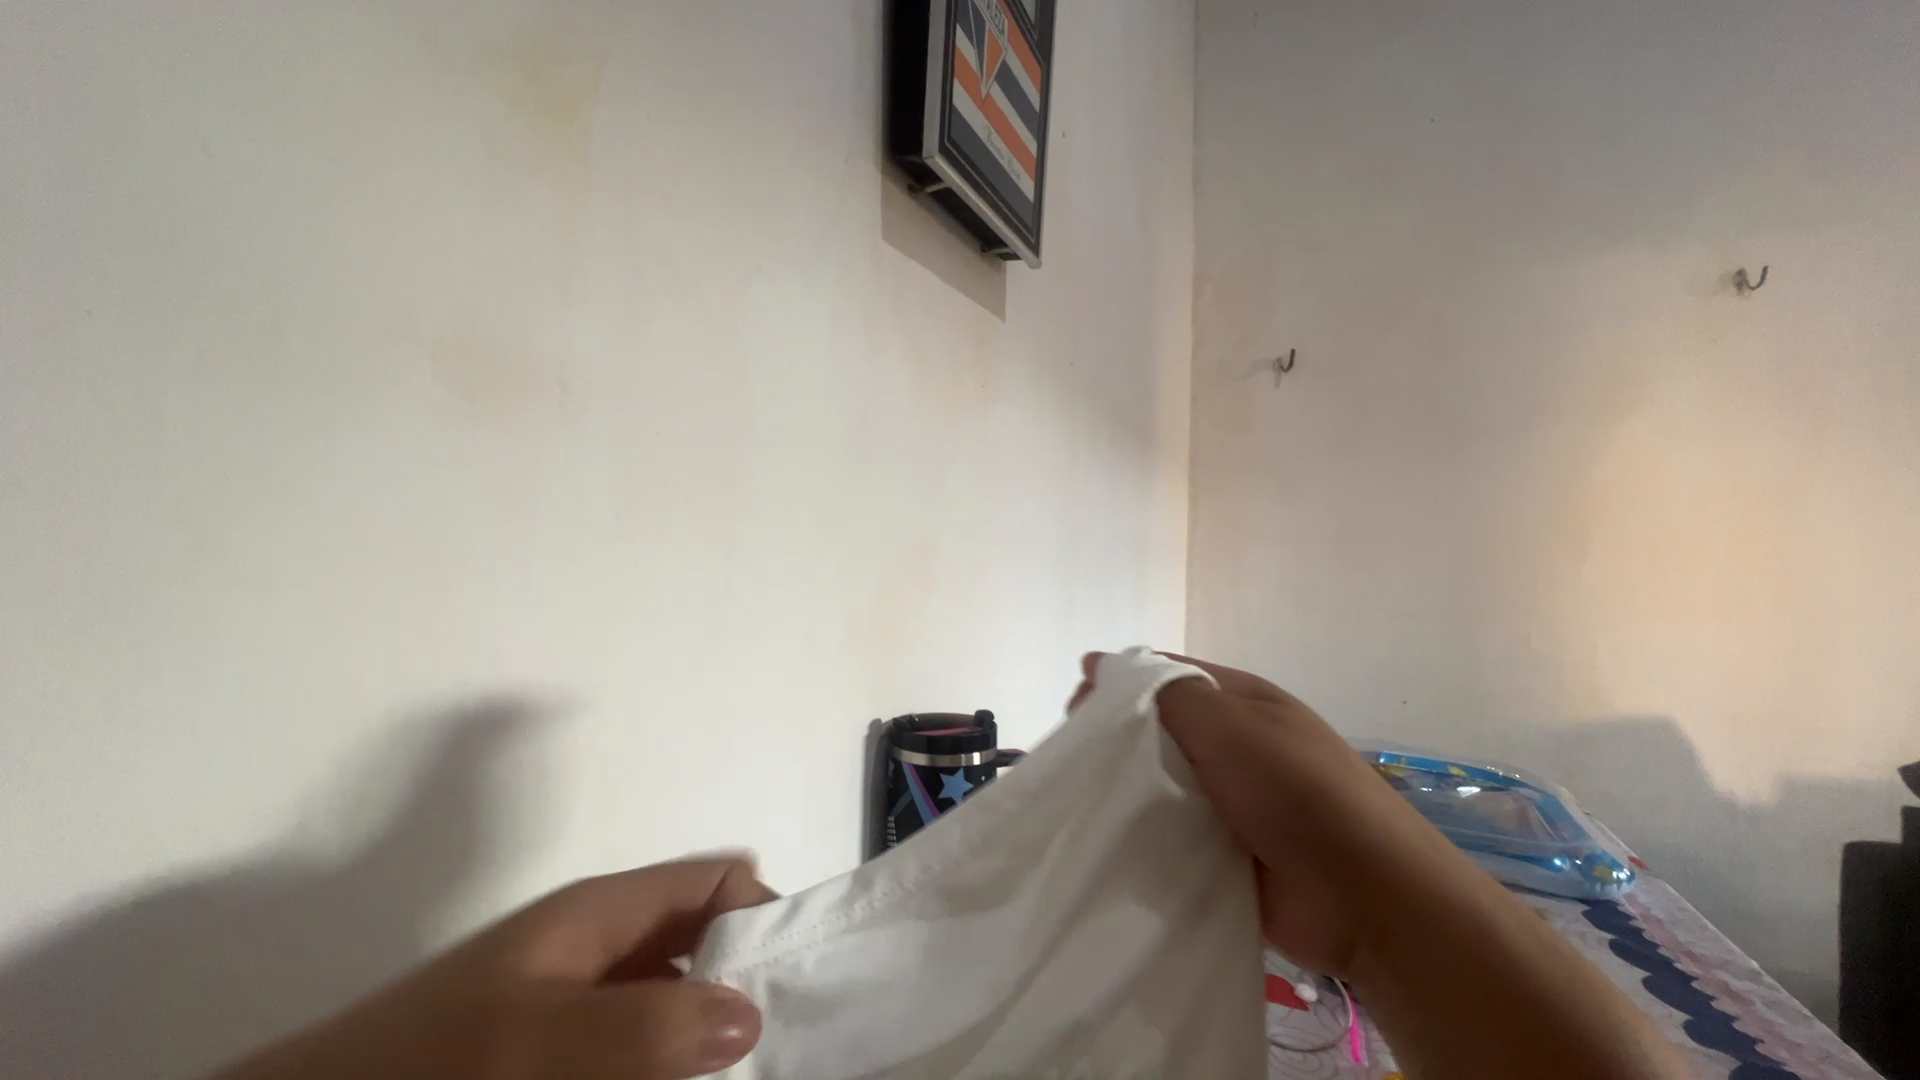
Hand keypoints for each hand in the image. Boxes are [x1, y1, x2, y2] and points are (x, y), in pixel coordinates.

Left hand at [211, 858, 774, 1079]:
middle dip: (749, 979)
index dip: (766, 914)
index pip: (721, 879)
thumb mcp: (534, 1046)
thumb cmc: (425, 1067)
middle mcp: (603, 942)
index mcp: (606, 911)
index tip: (797, 985)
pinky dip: (670, 1061)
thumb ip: (644, 1028)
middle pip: (708, 936)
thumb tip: (752, 1011)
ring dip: (712, 1028)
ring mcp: (580, 995)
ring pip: (678, 994)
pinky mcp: (560, 1044)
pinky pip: (641, 1042)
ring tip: (746, 1070)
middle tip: (786, 1042)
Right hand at [1078, 651, 1691, 1079]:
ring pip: (1159, 784)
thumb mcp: (1229, 725)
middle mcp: (1233, 745)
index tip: (1074, 708)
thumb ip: (1163, 693)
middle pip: (1157, 731)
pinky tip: (1106, 842)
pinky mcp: (1222, 852)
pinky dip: (1142, 834)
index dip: (1116, 685)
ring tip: (1080, 804)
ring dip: (1124, 791)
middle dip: (1114, 741)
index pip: (1163, 676)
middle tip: (1074, 762)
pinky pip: (1169, 833)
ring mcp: (1230, 801)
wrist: (1366, 899)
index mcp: (1240, 702)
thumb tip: (1097, 662)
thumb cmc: (1296, 793)